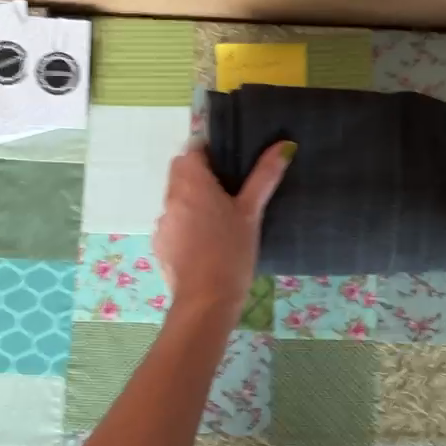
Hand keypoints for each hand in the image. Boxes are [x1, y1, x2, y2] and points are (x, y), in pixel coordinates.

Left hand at [152, 140, 293, 317]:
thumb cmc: (231, 251)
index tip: (230, 165)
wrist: (206, 301)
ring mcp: (163, 222)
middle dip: (201, 176)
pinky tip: (206, 244)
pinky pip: (174, 224)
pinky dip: (187, 226)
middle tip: (230, 191)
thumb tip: (285, 145)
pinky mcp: (160, 245)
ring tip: (220, 220)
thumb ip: (265, 176)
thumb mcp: (251, 212)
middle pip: (181, 173)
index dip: (210, 152)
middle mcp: (171, 197)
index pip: (193, 149)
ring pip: (177, 200)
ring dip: (193, 202)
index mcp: (191, 182)